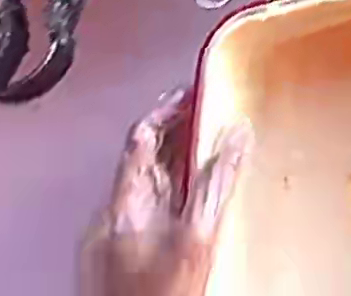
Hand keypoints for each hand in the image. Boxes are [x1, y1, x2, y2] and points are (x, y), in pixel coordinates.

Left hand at [82, 88, 250, 295]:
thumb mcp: (198, 236)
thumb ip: (217, 180)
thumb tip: (237, 132)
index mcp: (124, 204)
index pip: (141, 136)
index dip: (169, 108)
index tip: (197, 92)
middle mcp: (113, 217)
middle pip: (147, 155)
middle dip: (181, 130)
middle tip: (214, 114)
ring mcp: (115, 240)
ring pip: (151, 180)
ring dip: (182, 157)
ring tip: (215, 147)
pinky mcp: (124, 258)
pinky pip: (153, 205)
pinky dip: (178, 186)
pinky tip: (201, 192)